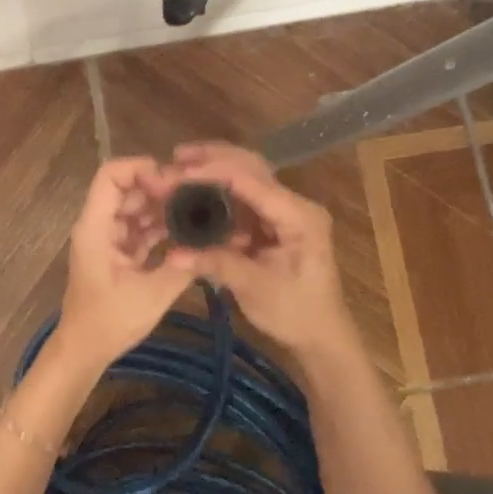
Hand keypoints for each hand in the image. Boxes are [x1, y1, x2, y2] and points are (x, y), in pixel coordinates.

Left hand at [49, 157, 197, 370]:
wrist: (85, 350)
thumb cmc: (110, 321)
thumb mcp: (152, 294)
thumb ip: (182, 266)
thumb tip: (212, 244)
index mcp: (96, 228)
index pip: (111, 175)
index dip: (141, 169)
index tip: (173, 182)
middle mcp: (98, 226)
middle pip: (127, 189)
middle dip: (159, 188)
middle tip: (195, 198)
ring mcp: (106, 240)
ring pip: (134, 209)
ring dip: (162, 208)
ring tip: (197, 213)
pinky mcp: (116, 255)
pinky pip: (138, 229)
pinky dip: (159, 228)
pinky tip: (187, 232)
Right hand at [172, 143, 356, 357]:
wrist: (321, 336)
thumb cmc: (295, 312)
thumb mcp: (254, 288)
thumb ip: (214, 264)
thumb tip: (170, 255)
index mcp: (297, 215)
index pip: (250, 179)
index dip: (212, 171)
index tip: (176, 172)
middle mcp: (293, 205)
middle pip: (251, 167)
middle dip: (213, 159)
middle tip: (174, 157)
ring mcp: (284, 214)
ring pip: (246, 180)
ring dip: (214, 173)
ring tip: (178, 170)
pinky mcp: (274, 226)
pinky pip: (244, 201)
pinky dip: (219, 195)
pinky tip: (194, 196)